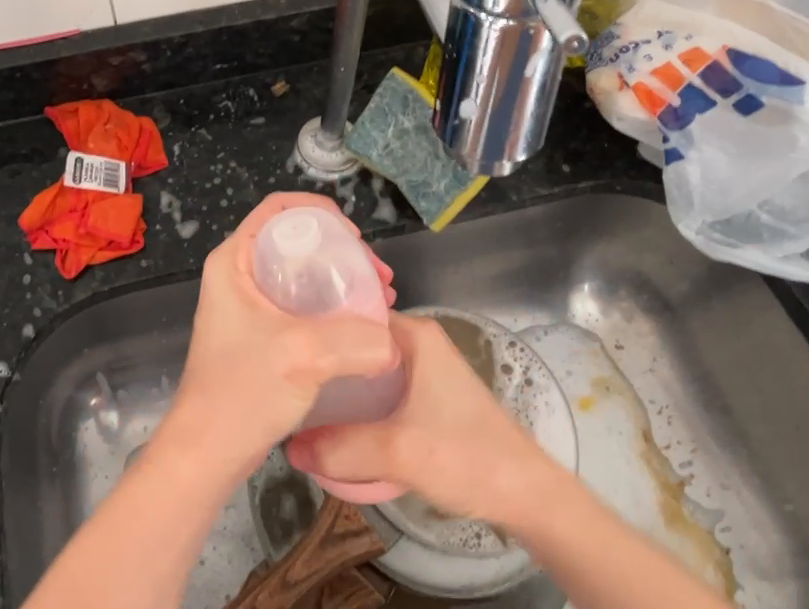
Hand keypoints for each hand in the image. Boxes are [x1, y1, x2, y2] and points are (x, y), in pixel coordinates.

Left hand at [162, 193, 399, 477]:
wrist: (208, 450)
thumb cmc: (243, 391)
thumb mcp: (304, 356)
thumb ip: (356, 341)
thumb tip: (393, 342)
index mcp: (232, 261)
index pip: (278, 209)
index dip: (321, 212)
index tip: (356, 239)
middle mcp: (236, 276)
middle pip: (295, 241)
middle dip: (342, 252)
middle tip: (378, 277)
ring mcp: (246, 307)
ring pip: (301, 275)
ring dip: (341, 282)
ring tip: (379, 303)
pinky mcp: (258, 335)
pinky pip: (300, 306)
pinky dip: (331, 309)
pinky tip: (361, 330)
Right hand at [285, 314, 557, 529]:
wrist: (527, 497)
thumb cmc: (468, 457)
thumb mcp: (398, 452)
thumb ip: (340, 447)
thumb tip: (287, 448)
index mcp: (414, 334)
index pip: (351, 312)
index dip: (315, 325)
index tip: (280, 342)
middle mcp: (417, 343)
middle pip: (355, 342)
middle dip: (321, 358)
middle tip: (280, 376)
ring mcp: (423, 372)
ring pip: (366, 369)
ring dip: (337, 385)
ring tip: (295, 398)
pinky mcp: (425, 400)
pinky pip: (377, 391)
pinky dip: (354, 402)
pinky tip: (329, 421)